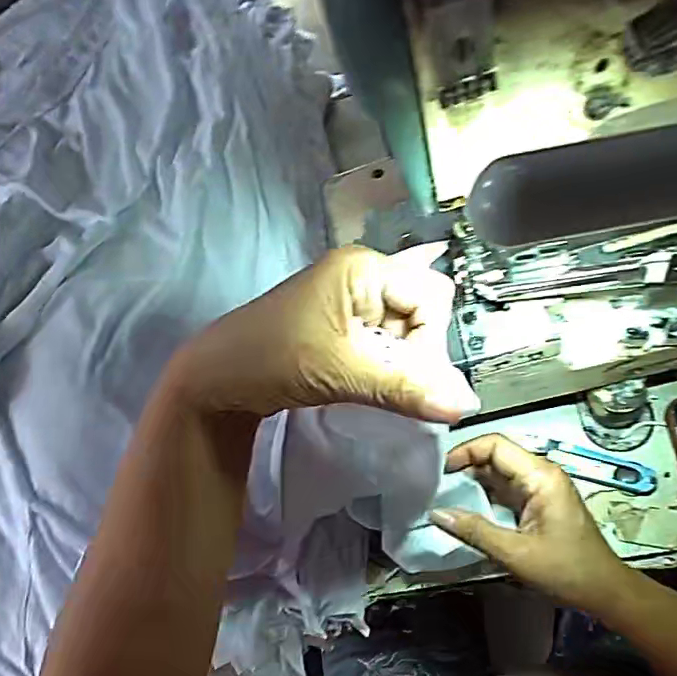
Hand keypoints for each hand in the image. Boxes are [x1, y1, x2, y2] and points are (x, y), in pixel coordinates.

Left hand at [167, 245, 479, 422]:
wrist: (214, 380)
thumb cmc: (270, 359)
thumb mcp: (340, 373)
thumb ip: (402, 388)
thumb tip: (462, 406)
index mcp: (362, 269)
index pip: (429, 297)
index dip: (428, 340)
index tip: (412, 377)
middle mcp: (360, 279)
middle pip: (418, 315)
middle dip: (415, 356)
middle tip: (393, 388)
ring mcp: (348, 305)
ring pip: (401, 336)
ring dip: (397, 368)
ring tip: (372, 389)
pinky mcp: (339, 331)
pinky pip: (380, 347)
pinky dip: (381, 371)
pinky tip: (368, 388)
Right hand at [429, 434, 638, 612]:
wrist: (604, 591)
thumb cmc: (565, 570)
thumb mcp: (515, 553)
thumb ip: (474, 530)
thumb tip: (436, 513)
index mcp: (541, 476)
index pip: (496, 445)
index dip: (465, 451)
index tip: (441, 471)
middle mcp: (542, 474)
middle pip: (496, 456)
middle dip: (465, 466)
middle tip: (436, 485)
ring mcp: (541, 489)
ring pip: (499, 474)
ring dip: (472, 482)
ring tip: (444, 496)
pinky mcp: (538, 504)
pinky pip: (506, 490)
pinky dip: (484, 496)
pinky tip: (465, 509)